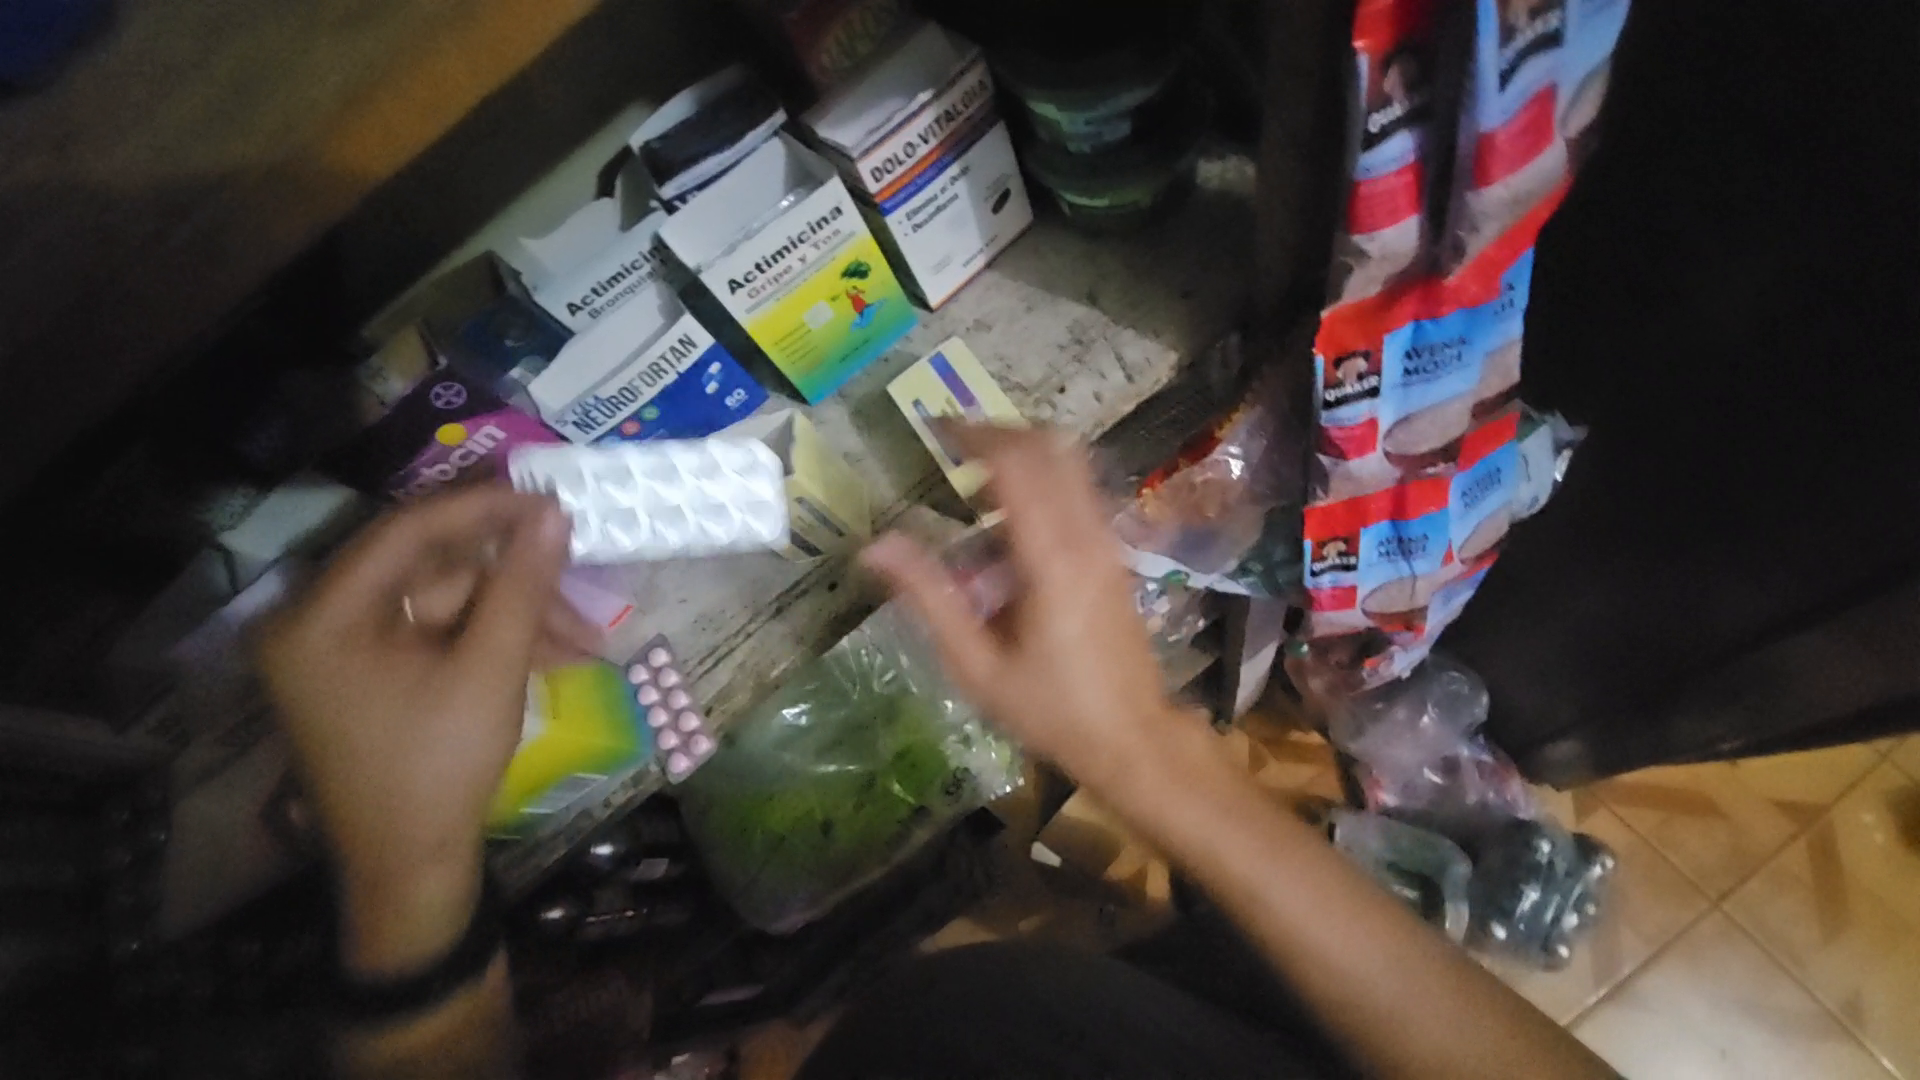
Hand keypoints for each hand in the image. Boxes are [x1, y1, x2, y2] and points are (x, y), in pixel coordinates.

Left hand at [258, 486, 586, 974]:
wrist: (411, 864)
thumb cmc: (440, 766)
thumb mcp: (491, 668)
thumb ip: (522, 584)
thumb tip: (554, 514)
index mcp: (322, 618)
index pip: (406, 532)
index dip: (484, 509)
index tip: (550, 504)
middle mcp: (321, 622)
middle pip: (436, 573)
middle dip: (518, 585)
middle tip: (582, 588)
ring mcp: (348, 649)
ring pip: (452, 605)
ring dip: (521, 618)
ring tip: (585, 641)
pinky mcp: (375, 671)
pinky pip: (445, 634)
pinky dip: (499, 640)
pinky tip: (556, 654)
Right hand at [861, 424, 1188, 793]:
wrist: (1131, 738)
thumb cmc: (1050, 709)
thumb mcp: (976, 664)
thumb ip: (928, 598)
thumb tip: (873, 547)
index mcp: (1051, 559)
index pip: (1017, 464)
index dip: (974, 434)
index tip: (935, 429)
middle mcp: (1087, 535)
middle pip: (1050, 447)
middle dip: (998, 434)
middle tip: (952, 446)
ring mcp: (1108, 541)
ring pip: (1071, 464)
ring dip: (1022, 457)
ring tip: (974, 488)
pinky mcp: (1114, 554)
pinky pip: (1079, 492)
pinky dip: (1042, 484)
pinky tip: (1008, 527)